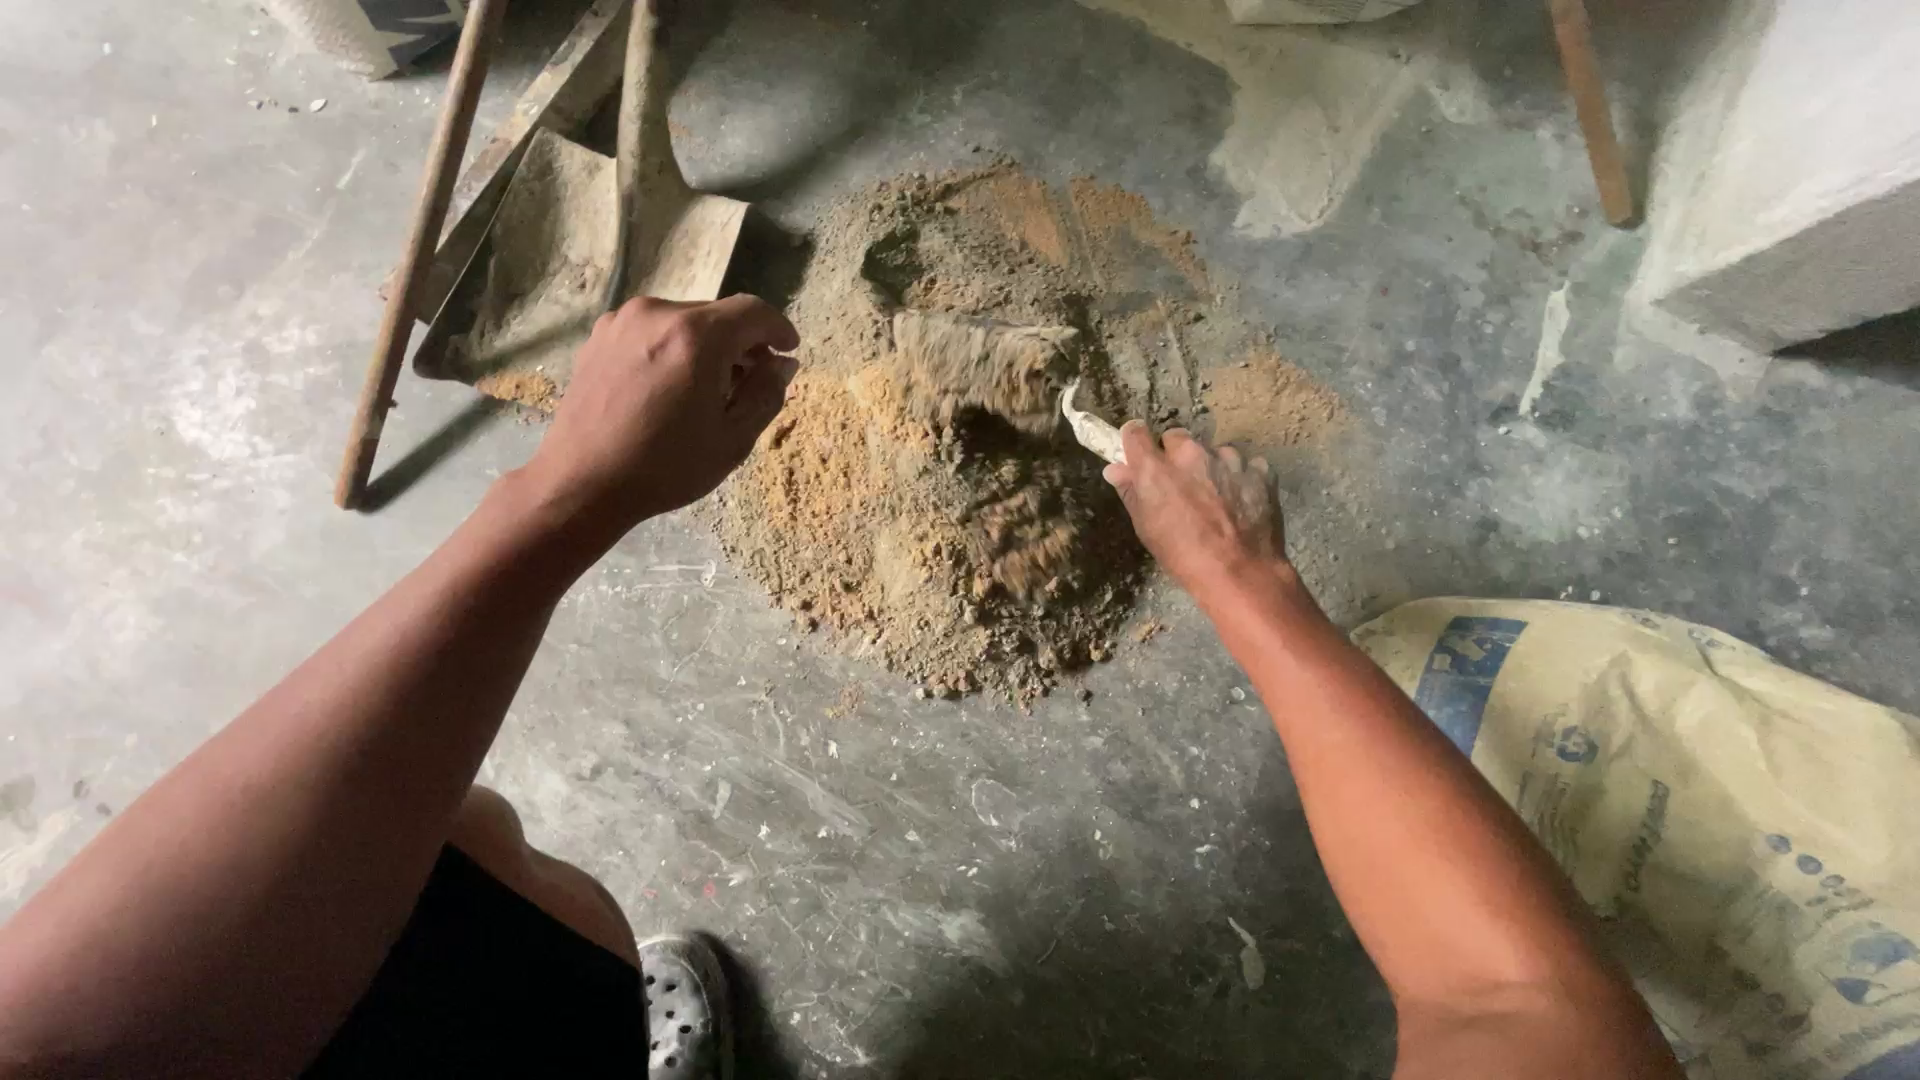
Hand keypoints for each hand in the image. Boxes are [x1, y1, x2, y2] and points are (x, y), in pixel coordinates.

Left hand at [527, 294, 798, 530]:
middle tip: (751, 383)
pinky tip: (672, 388)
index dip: (779, 329)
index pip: (753, 311)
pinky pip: (655, 331)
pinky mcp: (601, 336)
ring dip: (708, 347)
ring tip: (709, 390)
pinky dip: (675, 349)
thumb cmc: (666, 468)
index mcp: (697, 337)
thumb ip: (766, 393)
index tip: (789, 351)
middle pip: (718, 315)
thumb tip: (783, 364)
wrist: (582, 482)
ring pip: (685, 322)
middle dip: (743, 344)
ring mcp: (623, 321)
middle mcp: (659, 313)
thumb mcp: (733, 439)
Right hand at [1103, 421, 1288, 595]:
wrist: (1240, 573)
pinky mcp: (1259, 469)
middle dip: (1175, 456)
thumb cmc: (1183, 556)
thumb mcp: (1146, 529)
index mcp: (1156, 469)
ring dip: (1210, 467)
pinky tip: (1240, 503)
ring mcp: (1229, 459)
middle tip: (1181, 485)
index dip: (1135, 441)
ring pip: (1213, 451)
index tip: (1138, 452)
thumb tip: (1115, 469)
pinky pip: (1245, 465)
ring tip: (1216, 499)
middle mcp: (1191, 454)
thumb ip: (1131, 492)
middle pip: (1177, 438)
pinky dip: (1240, 478)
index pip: (1135, 432)